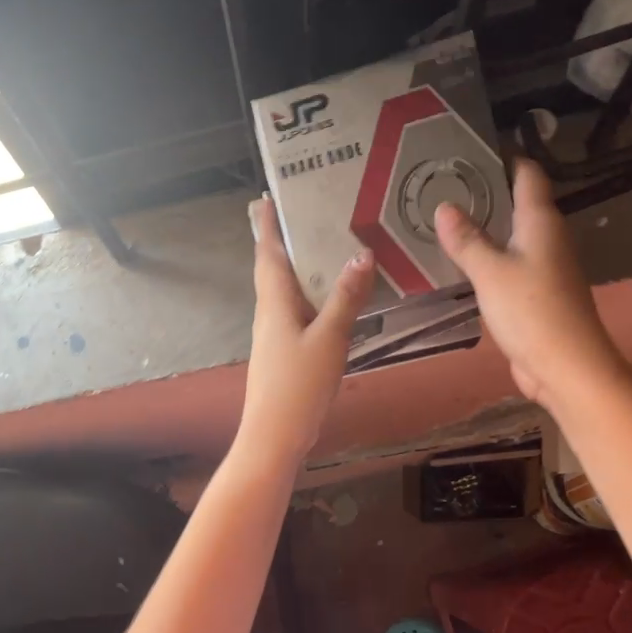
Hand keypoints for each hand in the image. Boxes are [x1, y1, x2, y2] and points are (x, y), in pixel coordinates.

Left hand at [239, 194, 374, 463]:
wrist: (274, 435)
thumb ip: (347, 298)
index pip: (268, 253)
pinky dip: (312, 298)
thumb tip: (362, 254)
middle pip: (275, 269)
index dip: (268, 225)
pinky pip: (298, 313)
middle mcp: (269, 313)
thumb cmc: (298, 385)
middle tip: (310, 214)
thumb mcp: (329, 338)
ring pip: (287, 292)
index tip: (269, 197)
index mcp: (274, 302)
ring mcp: (275, 336)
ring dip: (302, 270)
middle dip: (287, 241)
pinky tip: (333, 301)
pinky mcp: (284, 354)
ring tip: (329, 249)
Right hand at [434, 158, 627, 401]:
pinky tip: (462, 266)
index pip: (526, 174)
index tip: (468, 151)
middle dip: (485, 194)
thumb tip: (445, 206)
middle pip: (518, 204)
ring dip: (484, 230)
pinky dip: (487, 260)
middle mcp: (548, 238)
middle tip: (442, 188)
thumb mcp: (490, 273)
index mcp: (541, 221)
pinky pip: (509, 266)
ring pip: (512, 238)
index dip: (502, 158)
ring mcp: (545, 268)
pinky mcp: (537, 295)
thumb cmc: (531, 311)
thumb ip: (467, 240)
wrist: (565, 366)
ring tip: (444, 224)